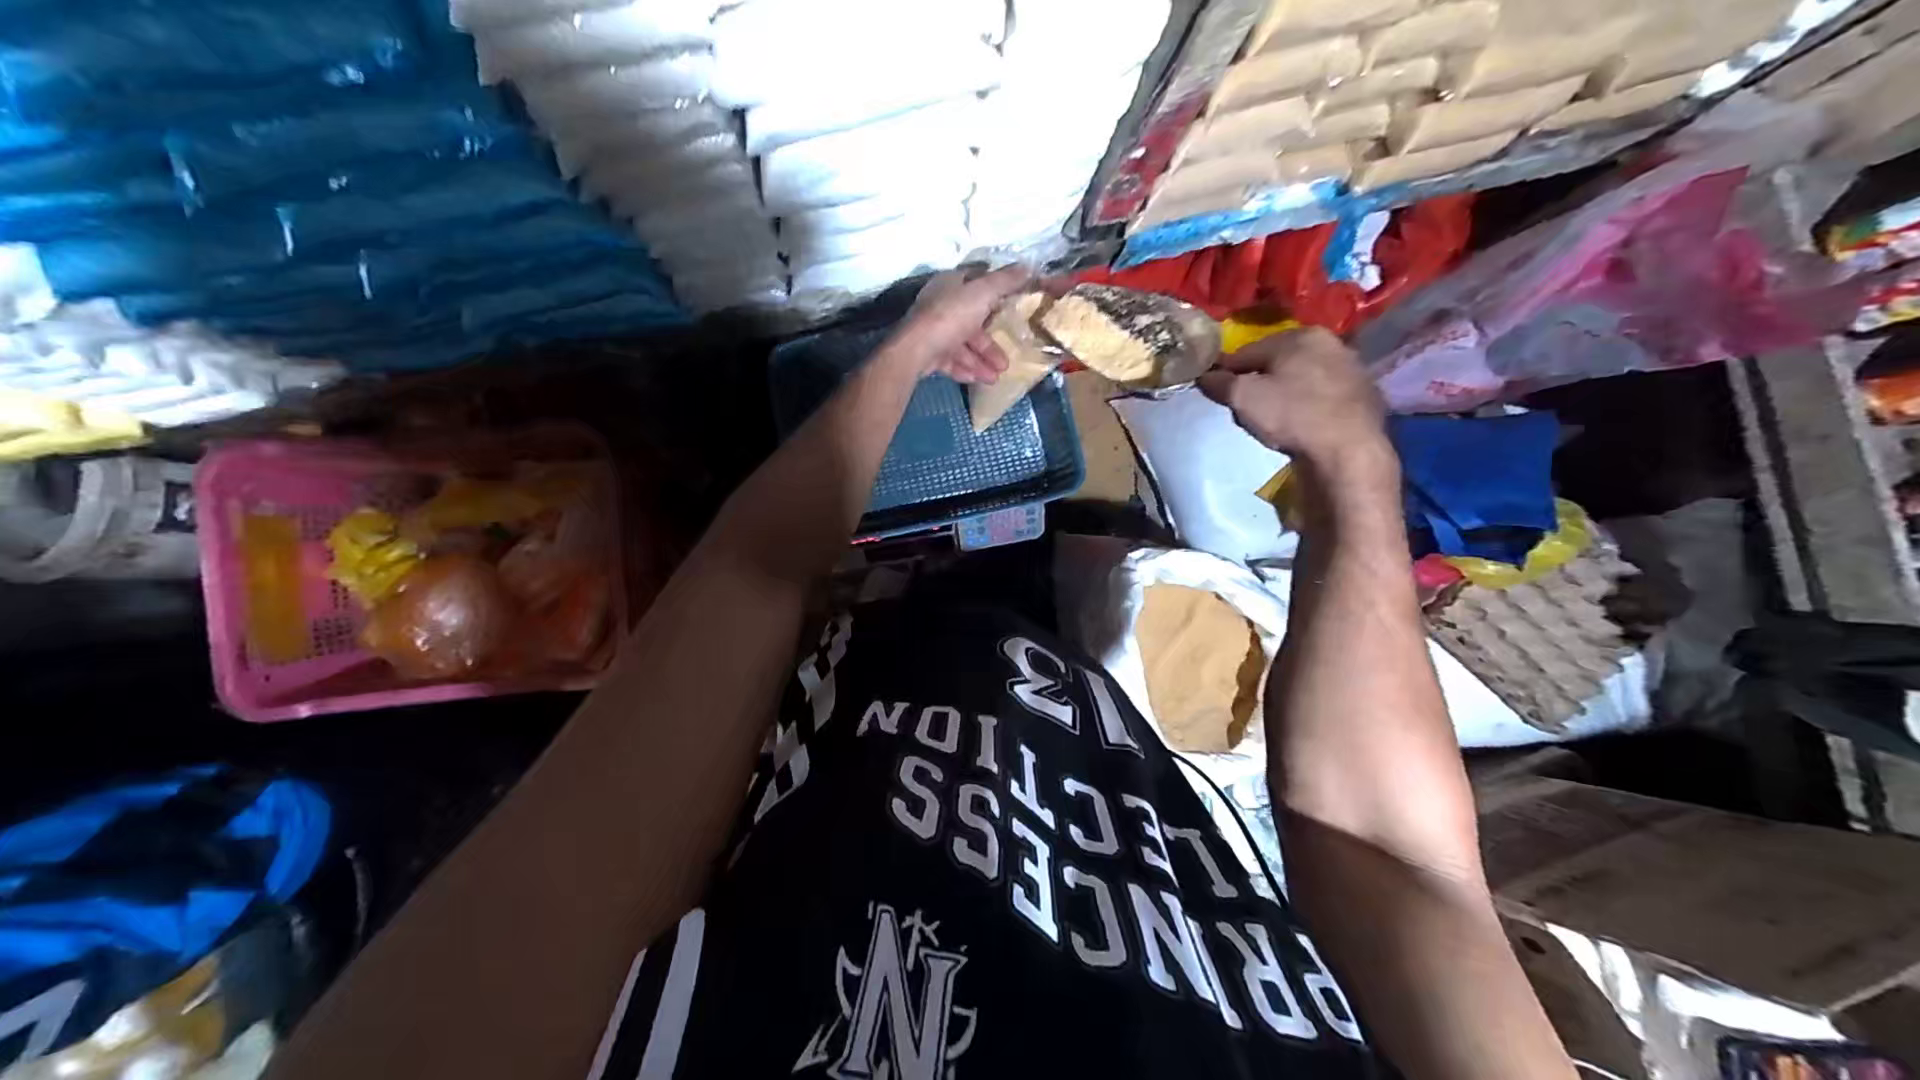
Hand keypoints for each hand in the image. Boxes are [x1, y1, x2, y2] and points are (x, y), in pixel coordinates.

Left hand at [885, 264, 1032, 383]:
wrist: (916, 350)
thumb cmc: (950, 316)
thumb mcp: (983, 293)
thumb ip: (1005, 281)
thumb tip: (1026, 268)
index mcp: (950, 285)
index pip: (975, 287)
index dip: (995, 296)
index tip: (1011, 311)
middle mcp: (940, 306)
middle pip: (971, 324)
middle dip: (990, 345)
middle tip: (1005, 362)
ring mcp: (932, 332)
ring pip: (962, 346)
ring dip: (980, 362)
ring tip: (995, 377)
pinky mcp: (927, 354)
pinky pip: (950, 361)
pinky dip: (965, 369)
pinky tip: (978, 379)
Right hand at [1198, 327, 1389, 468]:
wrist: (1348, 450)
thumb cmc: (1292, 415)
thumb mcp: (1243, 398)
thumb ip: (1220, 383)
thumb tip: (1205, 375)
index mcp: (1299, 335)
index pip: (1247, 351)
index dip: (1227, 370)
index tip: (1215, 387)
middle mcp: (1330, 342)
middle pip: (1278, 361)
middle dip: (1258, 378)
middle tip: (1244, 405)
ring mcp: (1351, 367)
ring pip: (1302, 376)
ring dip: (1285, 390)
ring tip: (1273, 416)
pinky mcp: (1363, 393)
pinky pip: (1322, 394)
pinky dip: (1308, 403)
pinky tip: (1301, 422)